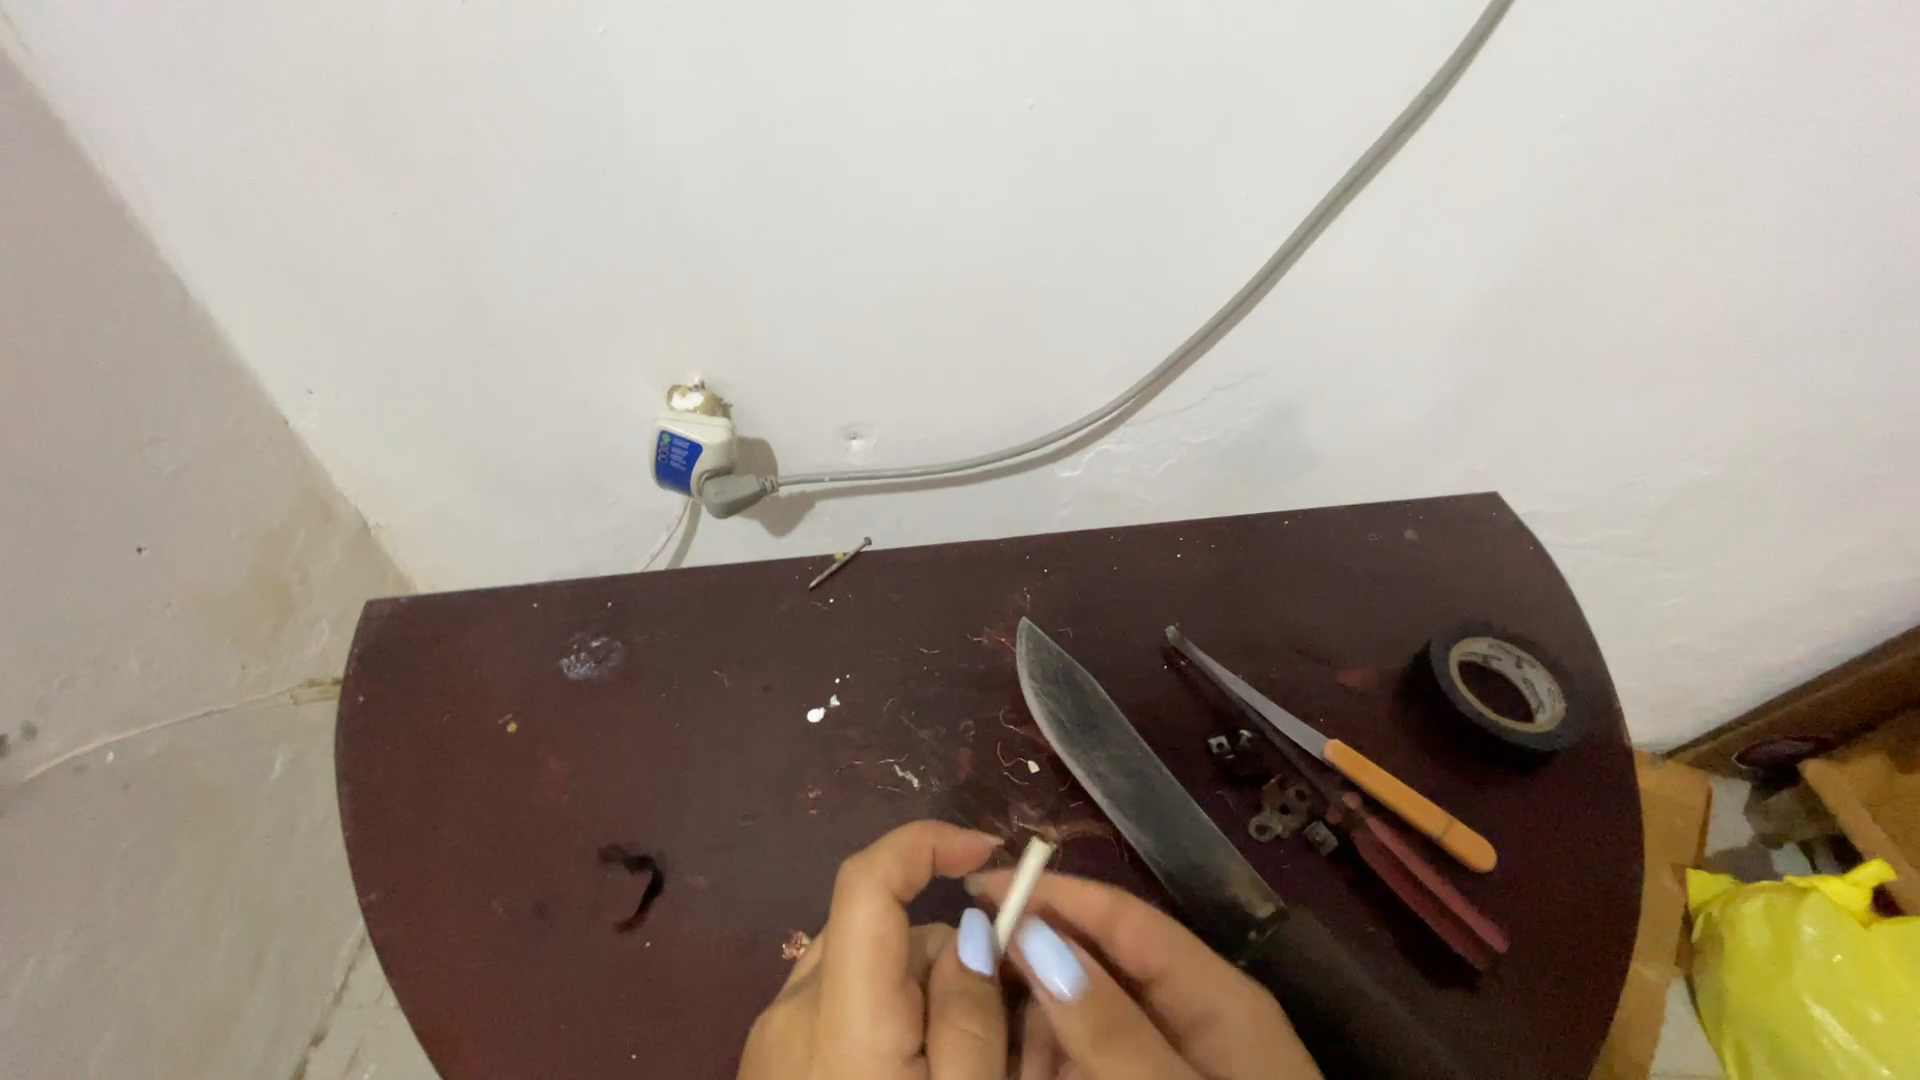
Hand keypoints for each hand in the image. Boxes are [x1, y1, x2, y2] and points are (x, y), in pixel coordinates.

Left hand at [738, 821, 1010, 1079]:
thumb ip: (971, 1020)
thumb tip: (971, 934)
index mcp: (840, 1017)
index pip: (868, 880)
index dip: (926, 842)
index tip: (987, 852)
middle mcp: (793, 1007)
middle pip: (881, 928)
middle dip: (946, 953)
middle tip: (999, 1017)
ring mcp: (770, 1034)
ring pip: (864, 967)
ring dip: (914, 991)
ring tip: (949, 1059)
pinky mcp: (764, 1060)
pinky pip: (836, 1003)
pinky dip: (879, 1017)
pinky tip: (900, 1070)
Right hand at [968, 868, 1323, 1079]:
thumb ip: (1108, 1027)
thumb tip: (1035, 938)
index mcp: (1217, 997)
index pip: (1124, 917)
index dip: (1054, 894)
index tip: (980, 887)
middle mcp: (1194, 1017)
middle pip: (1101, 961)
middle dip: (1036, 965)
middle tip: (968, 976)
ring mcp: (1174, 1061)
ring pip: (1089, 1015)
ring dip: (1040, 1025)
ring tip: (992, 1042)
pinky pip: (1094, 1060)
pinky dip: (1059, 1061)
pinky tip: (1024, 1070)